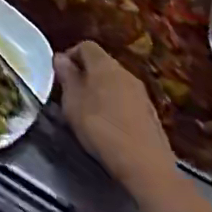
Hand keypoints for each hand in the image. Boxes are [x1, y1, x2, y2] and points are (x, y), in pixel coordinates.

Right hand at [55, 41, 177, 189]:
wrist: (145, 165)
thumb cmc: (100, 127)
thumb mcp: (72, 102)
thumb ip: (66, 77)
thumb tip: (61, 58)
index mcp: (104, 64)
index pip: (86, 46)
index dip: (70, 56)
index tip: (60, 74)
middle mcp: (125, 72)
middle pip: (102, 64)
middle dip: (85, 74)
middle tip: (72, 95)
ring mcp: (142, 94)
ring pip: (115, 83)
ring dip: (101, 91)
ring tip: (89, 113)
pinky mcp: (151, 115)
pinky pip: (127, 101)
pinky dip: (116, 107)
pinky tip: (110, 127)